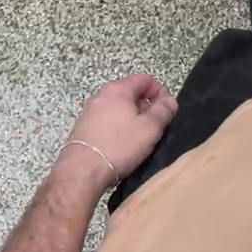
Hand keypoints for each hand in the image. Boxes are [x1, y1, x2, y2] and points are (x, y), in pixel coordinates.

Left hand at [62, 74, 177, 189]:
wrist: (81, 172)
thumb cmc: (119, 146)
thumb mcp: (150, 128)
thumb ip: (164, 111)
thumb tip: (170, 101)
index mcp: (118, 89)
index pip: (145, 79)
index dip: (160, 92)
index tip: (167, 111)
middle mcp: (101, 95)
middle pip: (130, 93)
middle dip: (146, 106)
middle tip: (155, 126)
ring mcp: (89, 112)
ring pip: (118, 108)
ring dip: (132, 119)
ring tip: (139, 139)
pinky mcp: (82, 129)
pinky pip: (106, 121)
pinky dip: (117, 128)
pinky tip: (121, 146)